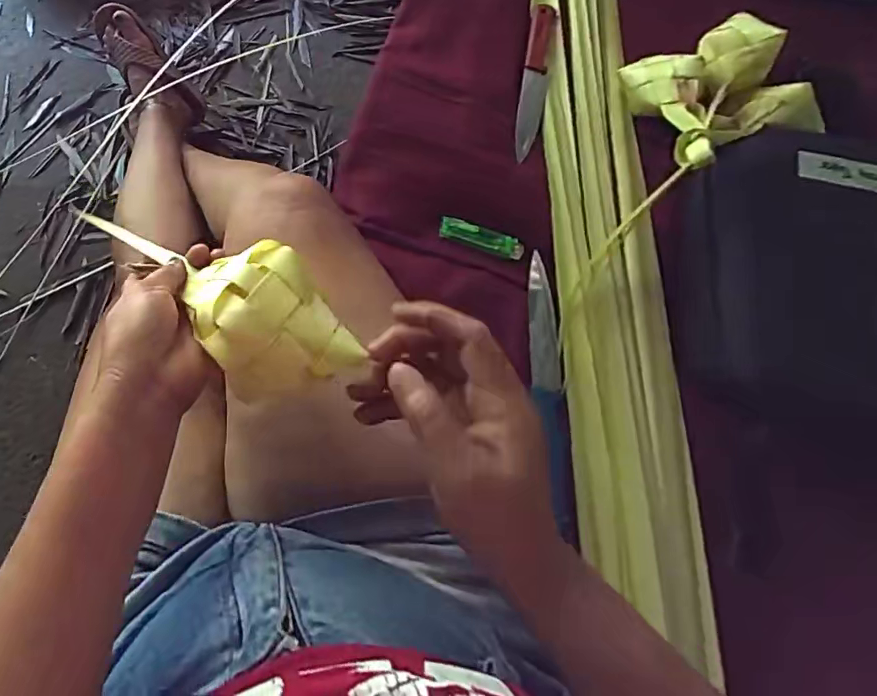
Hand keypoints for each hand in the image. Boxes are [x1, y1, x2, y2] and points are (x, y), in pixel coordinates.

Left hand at [90, 245, 217, 426]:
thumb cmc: (137, 334)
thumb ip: (166, 273)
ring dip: (221, 280)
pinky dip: (234, 303)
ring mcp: (191, 325)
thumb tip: (180, 263)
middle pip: (192, 281)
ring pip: (210, 295)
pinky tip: (243, 286)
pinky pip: (225, 317)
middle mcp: (169, 309)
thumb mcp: (144, 292)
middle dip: (205, 266)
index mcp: (145, 296)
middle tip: (215, 256)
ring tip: (231, 265)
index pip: (167, 272)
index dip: (182, 260)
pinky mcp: (212, 340)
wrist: (151, 383)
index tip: (196, 251)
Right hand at [349, 301, 559, 583]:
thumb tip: (397, 369)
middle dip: (404, 348)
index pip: (470, 337)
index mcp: (500, 396)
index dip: (433, 317)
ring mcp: (476, 412)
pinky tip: (366, 415)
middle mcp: (490, 395)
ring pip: (432, 374)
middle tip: (368, 361)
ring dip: (394, 376)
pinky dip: (398, 403)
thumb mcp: (454, 465)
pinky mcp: (462, 428)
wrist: (520, 562)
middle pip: (446, 350)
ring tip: (357, 391)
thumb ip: (426, 411)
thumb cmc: (493, 515)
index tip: (393, 315)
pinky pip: (428, 400)